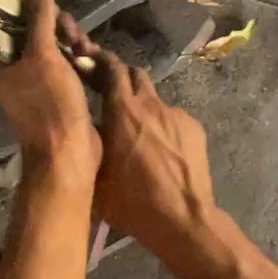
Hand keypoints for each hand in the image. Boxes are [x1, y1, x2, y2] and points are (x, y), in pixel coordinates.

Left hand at [0, 0, 100, 179]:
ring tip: (84, 42)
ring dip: (68, 43)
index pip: (5, 27)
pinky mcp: (58, 95)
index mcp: (0, 65)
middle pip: (32, 36)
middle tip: (70, 26)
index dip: (23, 11)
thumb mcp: (44, 55)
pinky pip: (65, 68)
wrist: (69, 152)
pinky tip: (90, 56)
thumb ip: (40, 20)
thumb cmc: (50, 103)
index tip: (44, 1)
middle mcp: (14, 73)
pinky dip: (75, 60)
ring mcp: (37, 85)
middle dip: (52, 27)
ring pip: (52, 51)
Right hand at [82, 31, 218, 262]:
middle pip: (134, 74)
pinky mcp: (193, 128)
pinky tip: (160, 150)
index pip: (111, 68)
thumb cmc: (132, 201)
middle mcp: (150, 104)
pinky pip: (172, 118)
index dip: (99, 59)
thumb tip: (84, 127)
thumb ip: (91, 142)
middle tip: (109, 90)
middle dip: (120, 76)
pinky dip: (161, 126)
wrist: (183, 220)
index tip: (88, 58)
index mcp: (123, 111)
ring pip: (154, 98)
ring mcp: (175, 114)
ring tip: (136, 131)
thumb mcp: (97, 174)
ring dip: (141, 106)